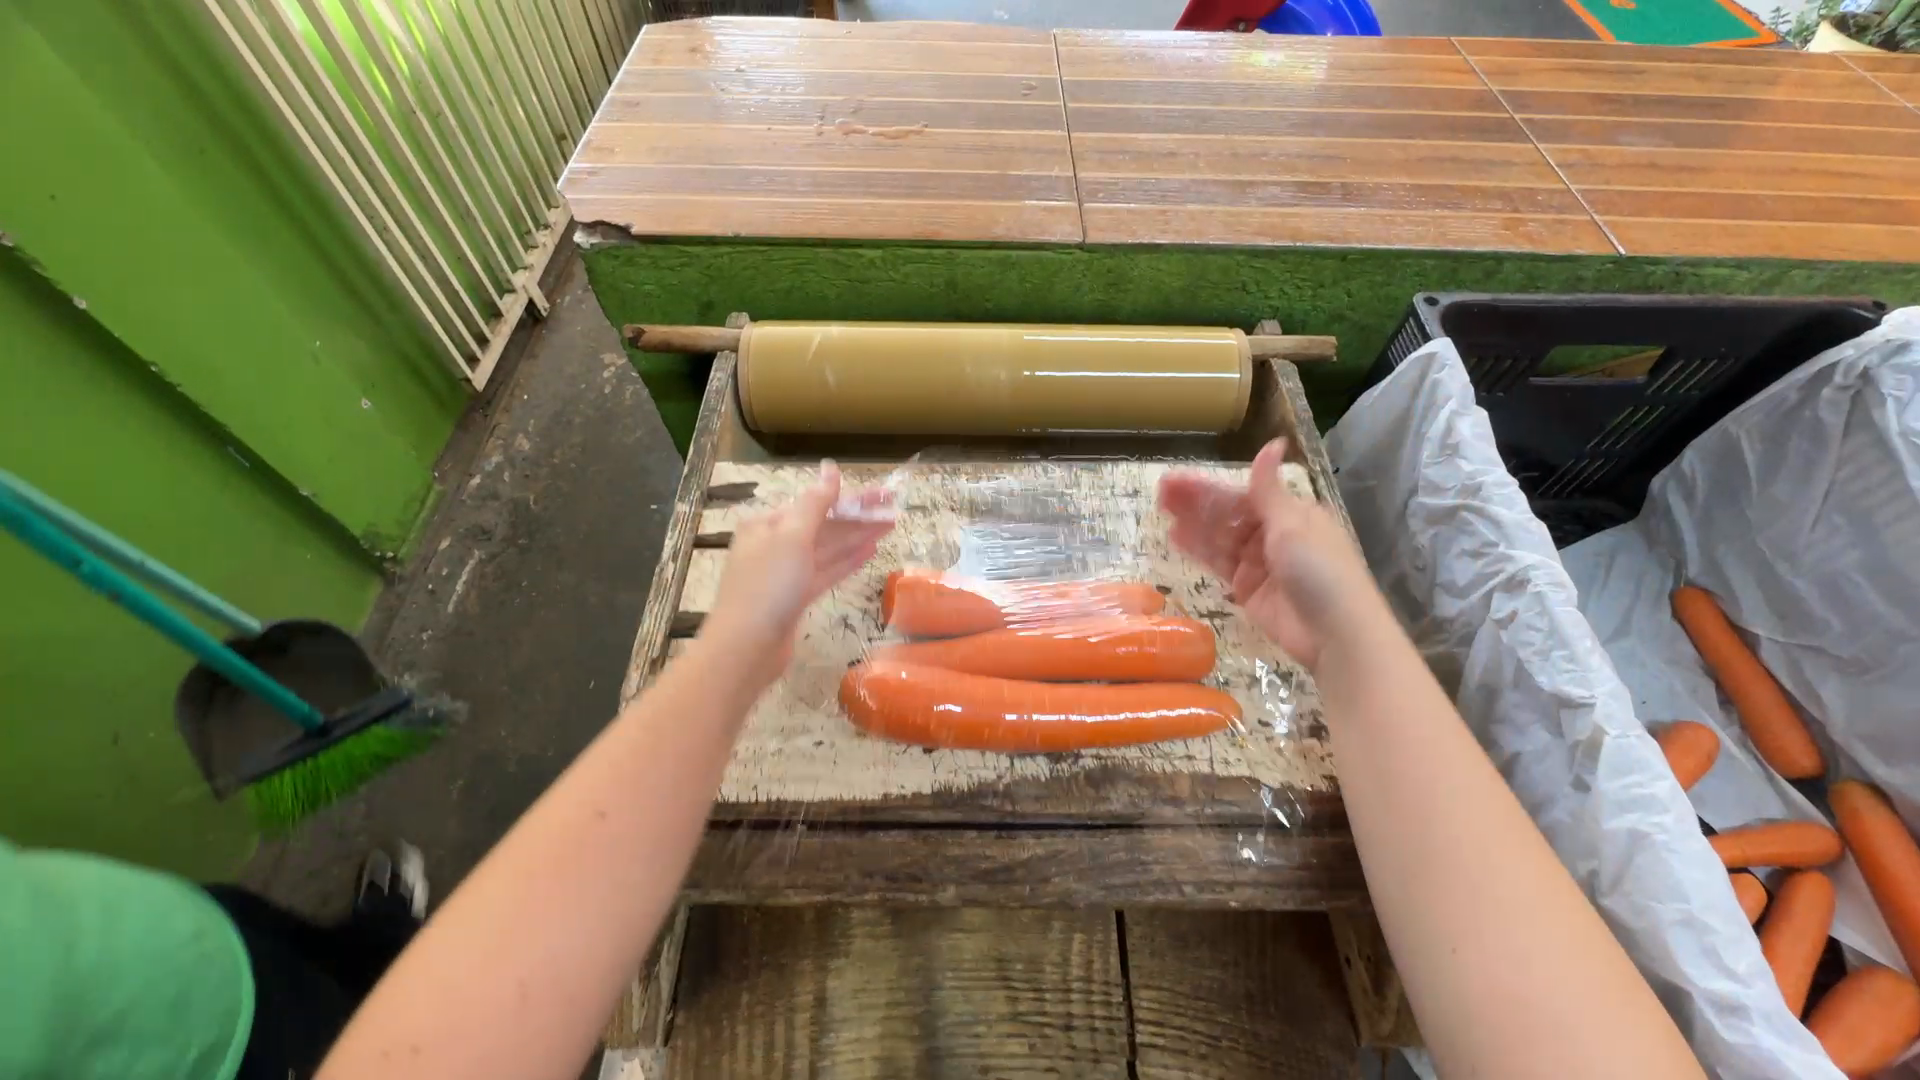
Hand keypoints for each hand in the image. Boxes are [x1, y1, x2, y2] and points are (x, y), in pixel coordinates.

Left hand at [700, 461, 893, 687]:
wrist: (746, 646)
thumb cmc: (767, 586)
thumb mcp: (792, 536)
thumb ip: (815, 502)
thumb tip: (830, 467)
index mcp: (767, 524)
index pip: (816, 503)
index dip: (851, 498)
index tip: (883, 495)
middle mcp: (774, 544)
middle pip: (823, 525)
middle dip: (858, 517)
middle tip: (894, 509)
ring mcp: (785, 573)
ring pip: (827, 549)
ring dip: (858, 537)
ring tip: (889, 526)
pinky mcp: (795, 598)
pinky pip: (825, 572)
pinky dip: (847, 561)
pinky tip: (870, 552)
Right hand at [1159, 439, 1383, 669]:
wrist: (1336, 633)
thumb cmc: (1320, 570)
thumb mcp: (1294, 524)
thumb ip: (1269, 489)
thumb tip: (1274, 442)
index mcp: (1291, 513)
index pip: (1241, 494)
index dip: (1207, 487)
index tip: (1174, 480)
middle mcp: (1274, 534)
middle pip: (1228, 514)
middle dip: (1195, 503)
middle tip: (1159, 493)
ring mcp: (1259, 563)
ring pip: (1219, 538)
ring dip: (1192, 524)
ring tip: (1161, 512)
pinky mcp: (1248, 590)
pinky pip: (1219, 564)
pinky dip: (1199, 550)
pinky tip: (1176, 538)